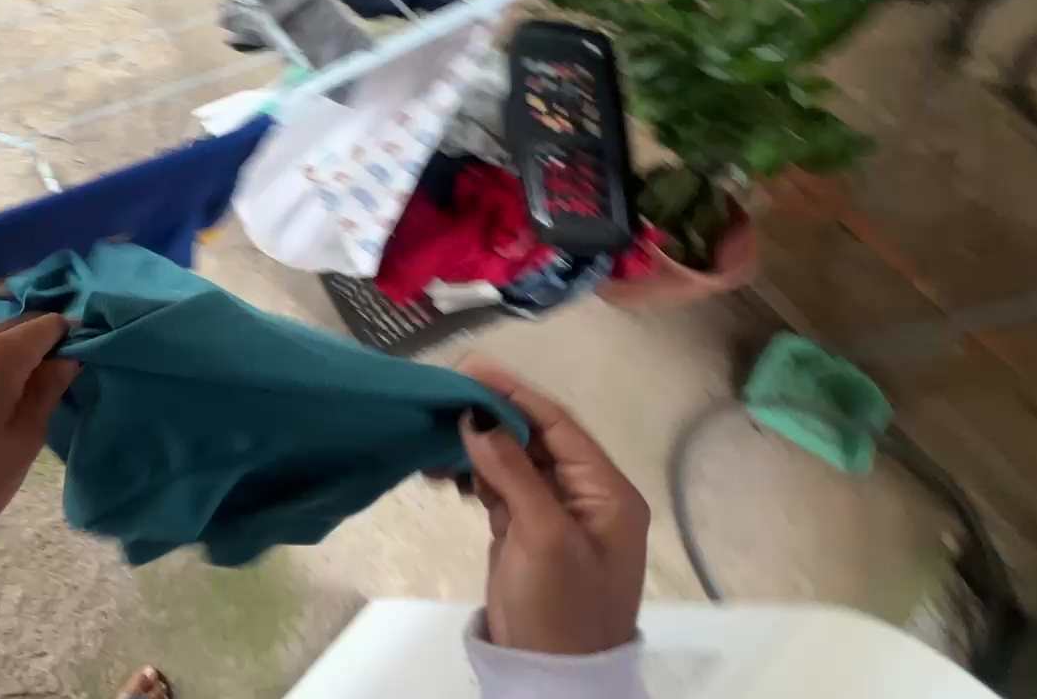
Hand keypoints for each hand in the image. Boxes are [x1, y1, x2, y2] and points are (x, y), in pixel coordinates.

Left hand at [0, 314, 80, 521]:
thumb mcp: (25, 438)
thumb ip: (50, 387)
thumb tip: (68, 356)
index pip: (48, 324)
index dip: (67, 338)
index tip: (74, 360)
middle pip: (17, 325)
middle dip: (37, 343)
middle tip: (45, 379)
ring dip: (6, 351)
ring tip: (9, 390)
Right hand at [456, 355, 649, 655]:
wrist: (550, 677)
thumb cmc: (561, 606)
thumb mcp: (542, 535)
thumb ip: (510, 470)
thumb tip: (474, 414)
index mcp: (605, 491)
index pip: (556, 423)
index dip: (513, 392)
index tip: (469, 368)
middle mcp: (581, 492)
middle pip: (530, 434)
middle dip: (487, 414)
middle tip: (441, 395)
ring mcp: (550, 508)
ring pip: (507, 454)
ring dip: (472, 441)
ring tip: (432, 433)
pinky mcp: (522, 523)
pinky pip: (493, 479)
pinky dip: (467, 469)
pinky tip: (440, 467)